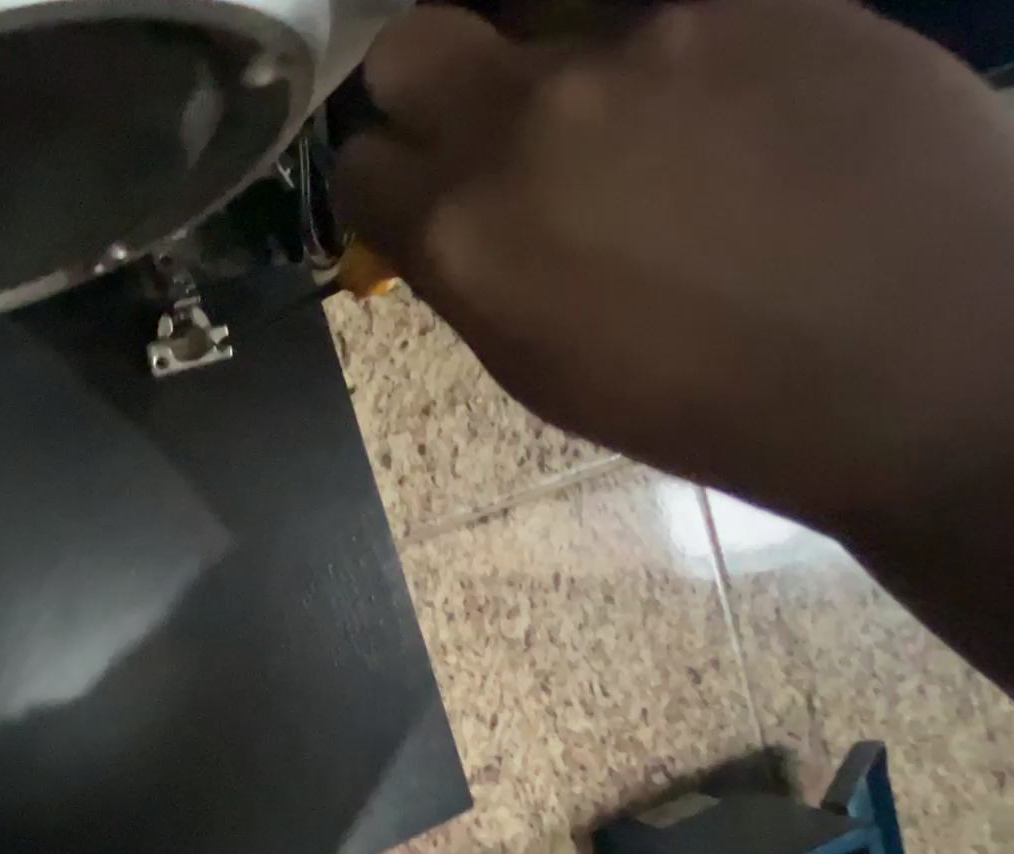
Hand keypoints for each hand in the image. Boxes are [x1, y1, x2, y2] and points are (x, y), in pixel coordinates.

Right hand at [333, 0, 1013, 538]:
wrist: (915, 356)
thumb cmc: (686, 395)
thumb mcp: (526, 362)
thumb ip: (459, 270)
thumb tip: (437, 215)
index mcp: (460, 231)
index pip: (356, 165)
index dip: (381, 180)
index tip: (411, 192)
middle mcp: (522, 120)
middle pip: (406, 44)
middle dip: (420, 86)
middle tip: (473, 122)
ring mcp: (638, 40)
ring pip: (528, 6)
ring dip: (535, 55)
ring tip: (605, 108)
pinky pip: (652, 6)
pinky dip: (654, 48)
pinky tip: (705, 100)